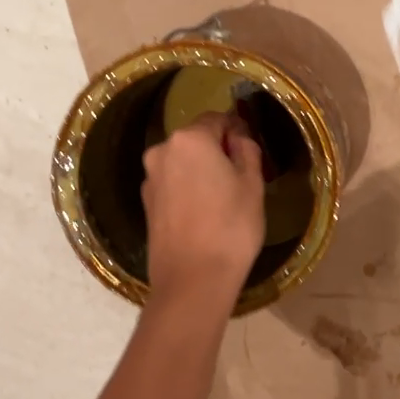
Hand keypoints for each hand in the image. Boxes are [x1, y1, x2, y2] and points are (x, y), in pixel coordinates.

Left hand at [141, 112, 265, 301]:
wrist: (193, 279)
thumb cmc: (231, 227)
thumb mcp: (252, 185)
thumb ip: (246, 151)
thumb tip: (238, 137)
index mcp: (190, 140)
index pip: (217, 119)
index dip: (237, 130)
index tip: (251, 150)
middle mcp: (162, 151)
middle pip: (196, 141)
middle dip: (217, 151)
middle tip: (242, 177)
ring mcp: (150, 179)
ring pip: (183, 164)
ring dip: (202, 172)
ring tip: (224, 200)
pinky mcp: (146, 204)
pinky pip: (173, 185)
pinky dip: (188, 191)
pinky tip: (205, 215)